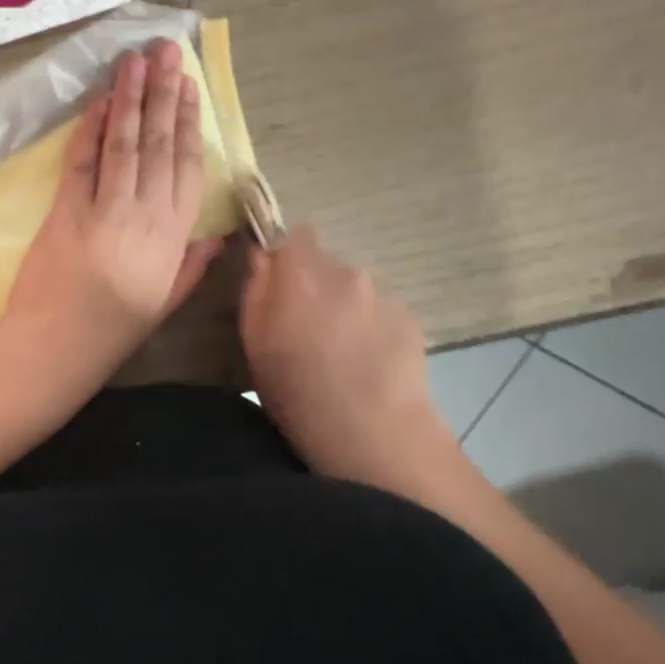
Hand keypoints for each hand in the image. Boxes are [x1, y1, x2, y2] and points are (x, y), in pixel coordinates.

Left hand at [7, 41, 225, 366]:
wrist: (59, 344)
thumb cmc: (110, 333)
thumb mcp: (162, 306)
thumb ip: (189, 269)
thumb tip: (216, 239)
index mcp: (173, 239)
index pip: (187, 169)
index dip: (190, 126)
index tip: (191, 91)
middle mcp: (146, 216)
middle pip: (159, 145)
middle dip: (164, 94)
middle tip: (167, 53)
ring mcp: (106, 211)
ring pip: (125, 143)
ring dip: (130, 97)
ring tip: (136, 61)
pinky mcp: (68, 211)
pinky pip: (83, 161)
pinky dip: (90, 129)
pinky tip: (99, 103)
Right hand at [241, 225, 449, 479]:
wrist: (372, 427)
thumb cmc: (297, 392)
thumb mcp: (255, 347)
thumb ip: (256, 294)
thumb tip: (261, 259)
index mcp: (302, 276)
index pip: (292, 236)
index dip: (281, 258)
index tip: (272, 287)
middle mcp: (347, 273)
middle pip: (323, 266)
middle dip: (310, 289)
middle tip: (300, 333)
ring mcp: (384, 294)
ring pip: (352, 291)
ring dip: (340, 310)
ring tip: (333, 355)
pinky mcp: (409, 318)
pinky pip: (378, 313)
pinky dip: (366, 330)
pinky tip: (361, 365)